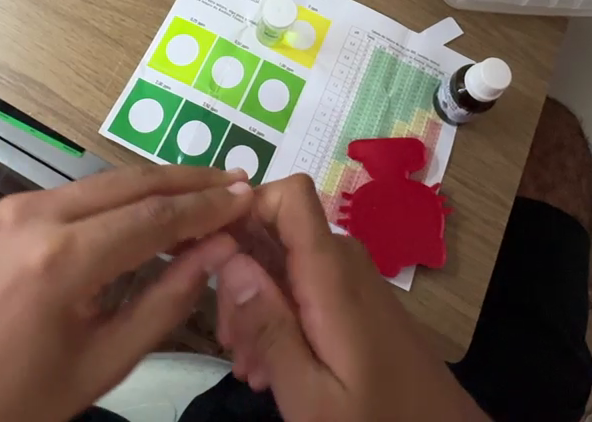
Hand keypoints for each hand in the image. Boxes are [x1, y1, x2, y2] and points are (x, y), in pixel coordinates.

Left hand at [0, 165, 253, 421]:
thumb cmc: (14, 404)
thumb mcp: (102, 365)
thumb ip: (167, 301)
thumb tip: (217, 251)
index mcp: (62, 259)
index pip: (155, 217)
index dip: (207, 206)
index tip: (249, 196)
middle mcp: (40, 214)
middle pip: (135, 182)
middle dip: (191, 181)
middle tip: (238, 180)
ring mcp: (19, 205)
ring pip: (110, 180)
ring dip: (161, 183)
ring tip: (208, 188)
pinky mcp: (9, 208)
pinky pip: (83, 192)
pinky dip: (126, 194)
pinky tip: (153, 203)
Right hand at [215, 174, 486, 420]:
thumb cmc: (377, 420)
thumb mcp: (311, 396)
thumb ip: (267, 326)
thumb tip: (228, 258)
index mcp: (331, 272)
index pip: (289, 193)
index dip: (248, 208)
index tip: (214, 257)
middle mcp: (342, 258)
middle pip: (276, 230)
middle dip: (241, 275)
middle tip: (233, 345)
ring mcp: (351, 276)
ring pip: (285, 259)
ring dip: (258, 303)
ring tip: (253, 368)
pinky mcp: (355, 296)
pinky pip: (305, 282)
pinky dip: (282, 313)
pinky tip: (275, 365)